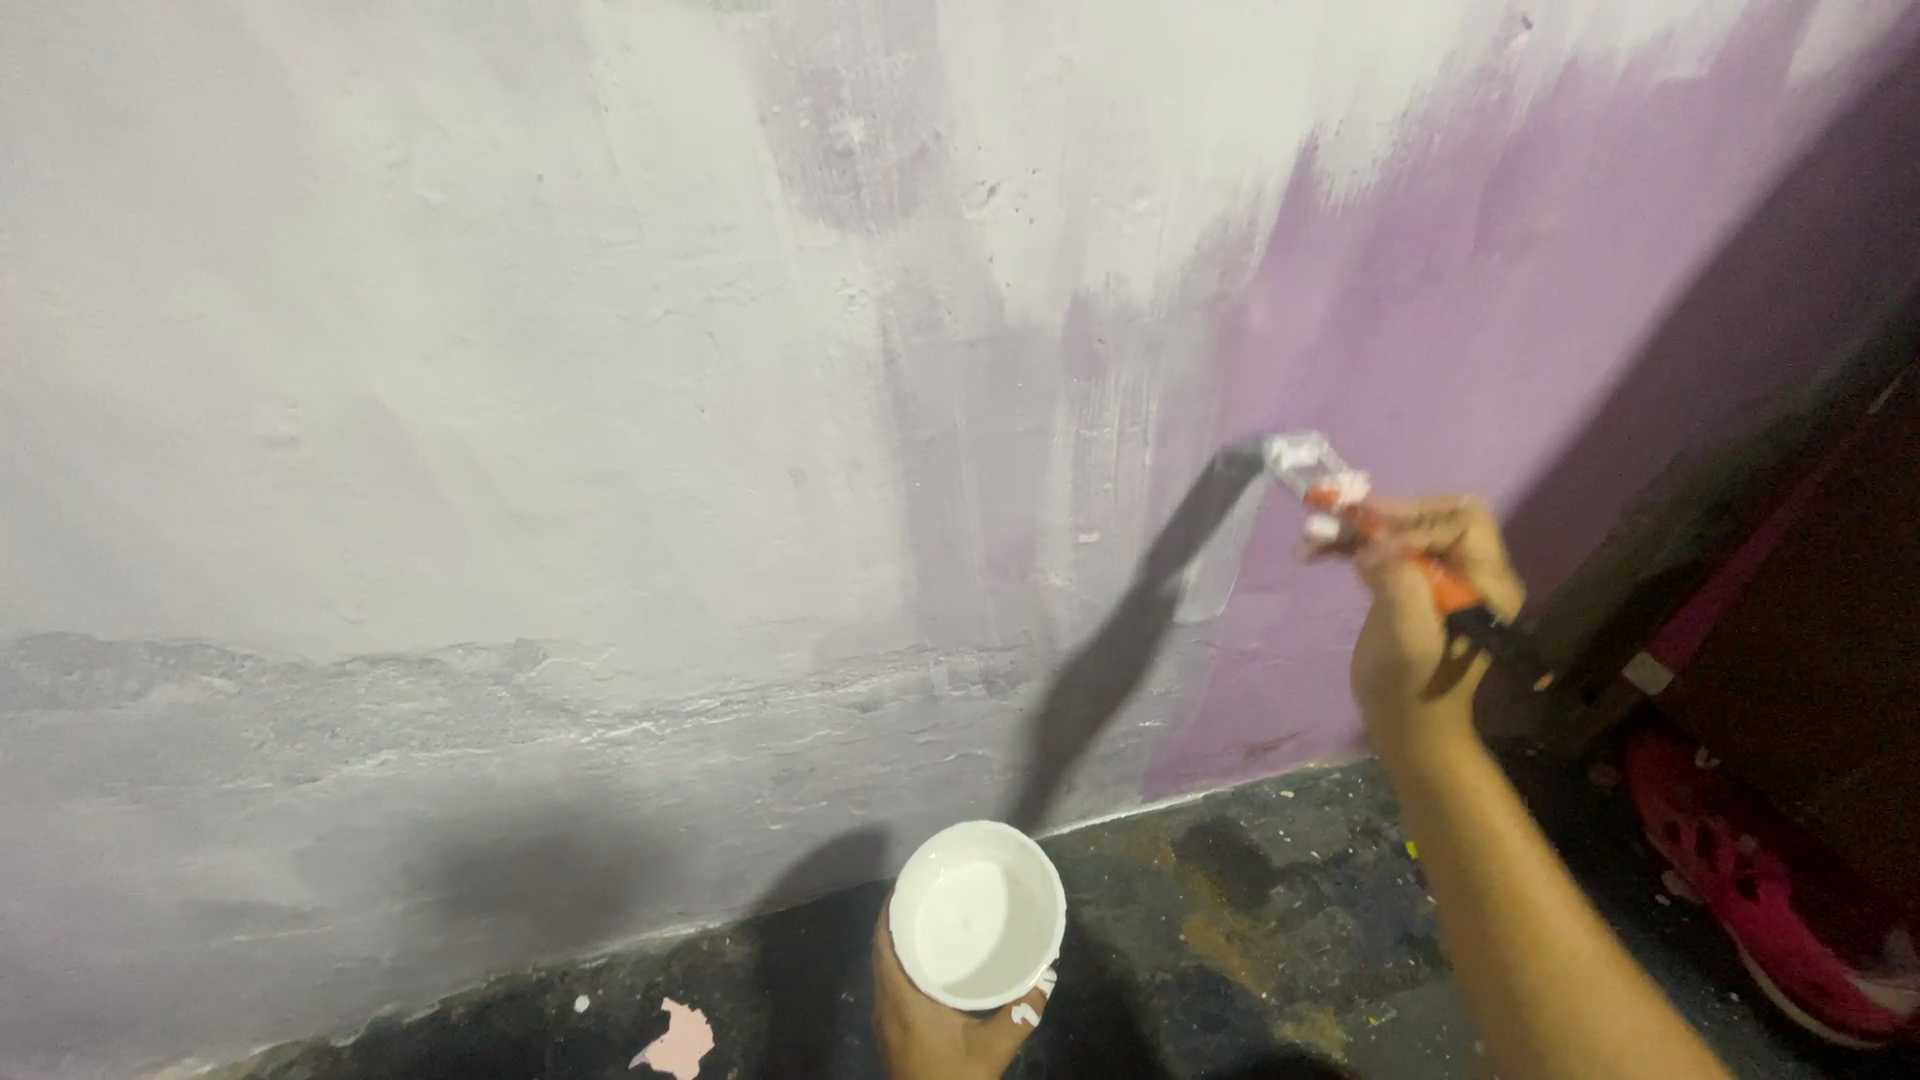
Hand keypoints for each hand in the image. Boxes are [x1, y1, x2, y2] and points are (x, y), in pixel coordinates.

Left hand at [871, 899, 1048, 1079]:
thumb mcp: (992, 1049)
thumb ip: (1020, 1012)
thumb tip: (1045, 976)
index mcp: (900, 998)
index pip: (883, 942)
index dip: (889, 911)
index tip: (908, 885)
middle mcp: (884, 1004)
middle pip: (881, 951)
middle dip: (896, 920)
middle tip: (924, 895)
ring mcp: (884, 1021)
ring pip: (883, 969)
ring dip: (897, 944)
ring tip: (926, 920)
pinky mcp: (890, 1034)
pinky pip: (889, 985)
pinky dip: (901, 966)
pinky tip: (927, 965)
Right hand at [1335, 495, 1525, 755]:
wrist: (1405, 726)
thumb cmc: (1412, 687)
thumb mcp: (1409, 637)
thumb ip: (1400, 582)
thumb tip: (1371, 546)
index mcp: (1487, 581)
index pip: (1461, 521)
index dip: (1416, 524)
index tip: (1371, 545)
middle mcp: (1468, 571)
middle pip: (1430, 515)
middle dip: (1383, 514)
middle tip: (1340, 518)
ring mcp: (1436, 577)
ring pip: (1398, 529)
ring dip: (1355, 529)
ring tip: (1314, 535)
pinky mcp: (1406, 585)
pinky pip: (1379, 551)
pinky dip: (1347, 547)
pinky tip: (1313, 552)